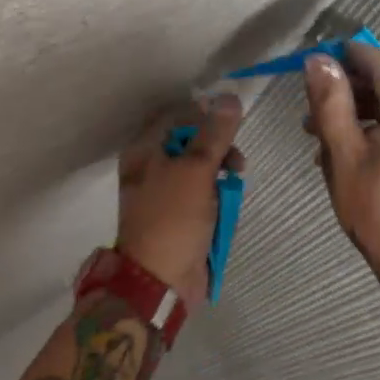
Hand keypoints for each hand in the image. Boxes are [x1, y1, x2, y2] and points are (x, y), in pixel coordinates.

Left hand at [115, 95, 245, 304]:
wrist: (160, 281)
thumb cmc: (172, 218)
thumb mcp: (195, 171)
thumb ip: (214, 134)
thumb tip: (230, 97)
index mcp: (143, 150)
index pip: (176, 116)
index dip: (204, 115)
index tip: (231, 124)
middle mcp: (150, 167)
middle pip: (190, 142)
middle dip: (218, 148)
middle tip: (237, 163)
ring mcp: (165, 193)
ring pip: (201, 169)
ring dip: (220, 175)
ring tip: (234, 185)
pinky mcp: (180, 216)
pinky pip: (203, 195)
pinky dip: (217, 197)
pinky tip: (227, 205)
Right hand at [302, 46, 379, 324]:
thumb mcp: (344, 156)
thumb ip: (330, 102)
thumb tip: (318, 60)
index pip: (377, 61)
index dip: (340, 58)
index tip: (308, 68)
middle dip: (348, 90)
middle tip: (309, 115)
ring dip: (361, 110)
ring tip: (323, 135)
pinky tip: (353, 148)